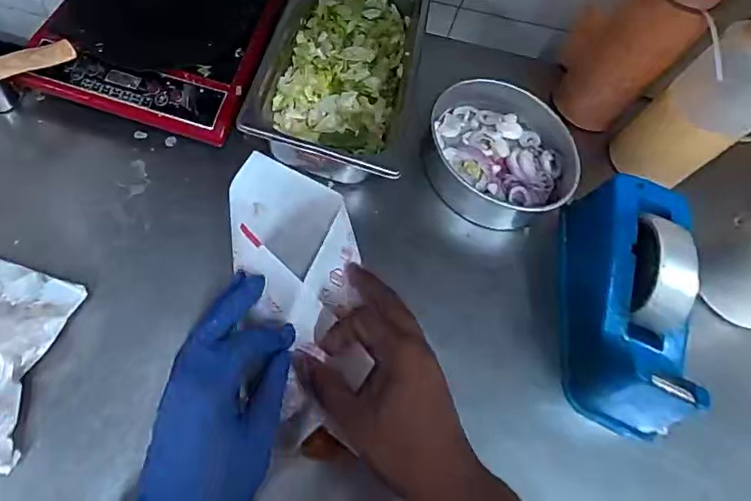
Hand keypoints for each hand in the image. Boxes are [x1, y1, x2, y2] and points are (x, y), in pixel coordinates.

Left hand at [138, 272, 294, 500]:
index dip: (270, 336)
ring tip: (239, 292)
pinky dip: (212, 329)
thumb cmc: (220, 478)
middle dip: (236, 298)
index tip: (288, 332)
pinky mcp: (174, 388)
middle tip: (255, 279)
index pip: (247, 343)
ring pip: (203, 330)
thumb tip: (280, 357)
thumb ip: (270, 392)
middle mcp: (191, 368)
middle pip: (216, 321)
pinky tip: (224, 329)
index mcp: (213, 377)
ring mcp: (178, 376)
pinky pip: (195, 345)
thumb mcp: (256, 437)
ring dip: (222, 309)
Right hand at [296, 266, 515, 500]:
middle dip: (370, 286)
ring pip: (402, 315)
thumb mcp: (355, 421)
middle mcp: (416, 345)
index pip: (364, 320)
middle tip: (351, 270)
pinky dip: (390, 317)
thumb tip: (302, 358)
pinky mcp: (429, 371)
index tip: (325, 352)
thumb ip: (327, 386)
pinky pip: (407, 329)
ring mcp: (426, 357)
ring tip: (363, 289)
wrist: (447, 480)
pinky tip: (379, 327)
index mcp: (400, 350)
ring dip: (382, 300)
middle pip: (392, 303)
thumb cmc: (400, 447)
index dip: (340, 330)